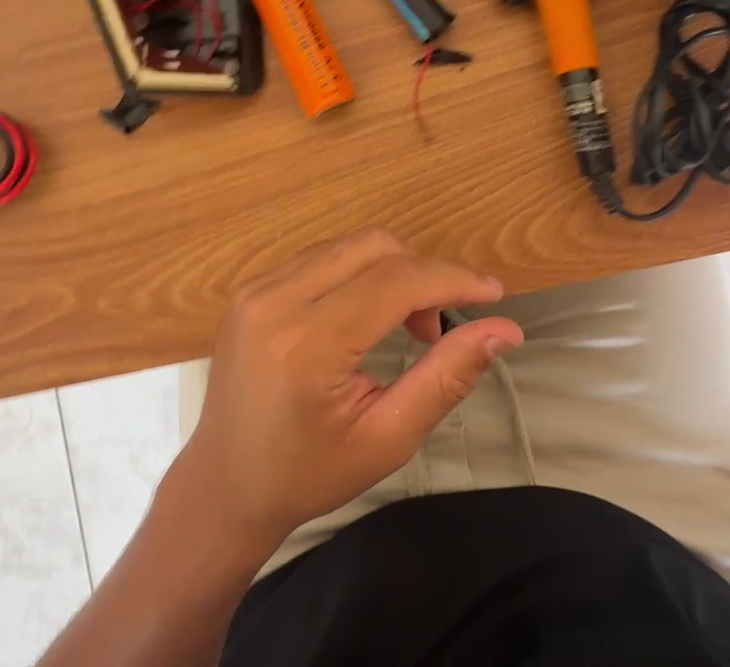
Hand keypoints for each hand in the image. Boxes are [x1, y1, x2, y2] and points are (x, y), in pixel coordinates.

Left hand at [167, 228, 524, 545]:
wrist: (225, 483)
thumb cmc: (309, 473)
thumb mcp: (388, 438)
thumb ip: (447, 377)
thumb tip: (504, 330)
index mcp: (307, 344)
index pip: (395, 281)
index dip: (453, 280)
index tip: (493, 295)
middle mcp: (275, 301)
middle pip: (373, 247)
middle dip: (424, 274)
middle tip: (439, 330)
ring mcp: (256, 289)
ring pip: (347, 246)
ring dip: (392, 272)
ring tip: (408, 327)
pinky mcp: (250, 289)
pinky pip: (321, 258)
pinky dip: (359, 274)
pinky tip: (367, 316)